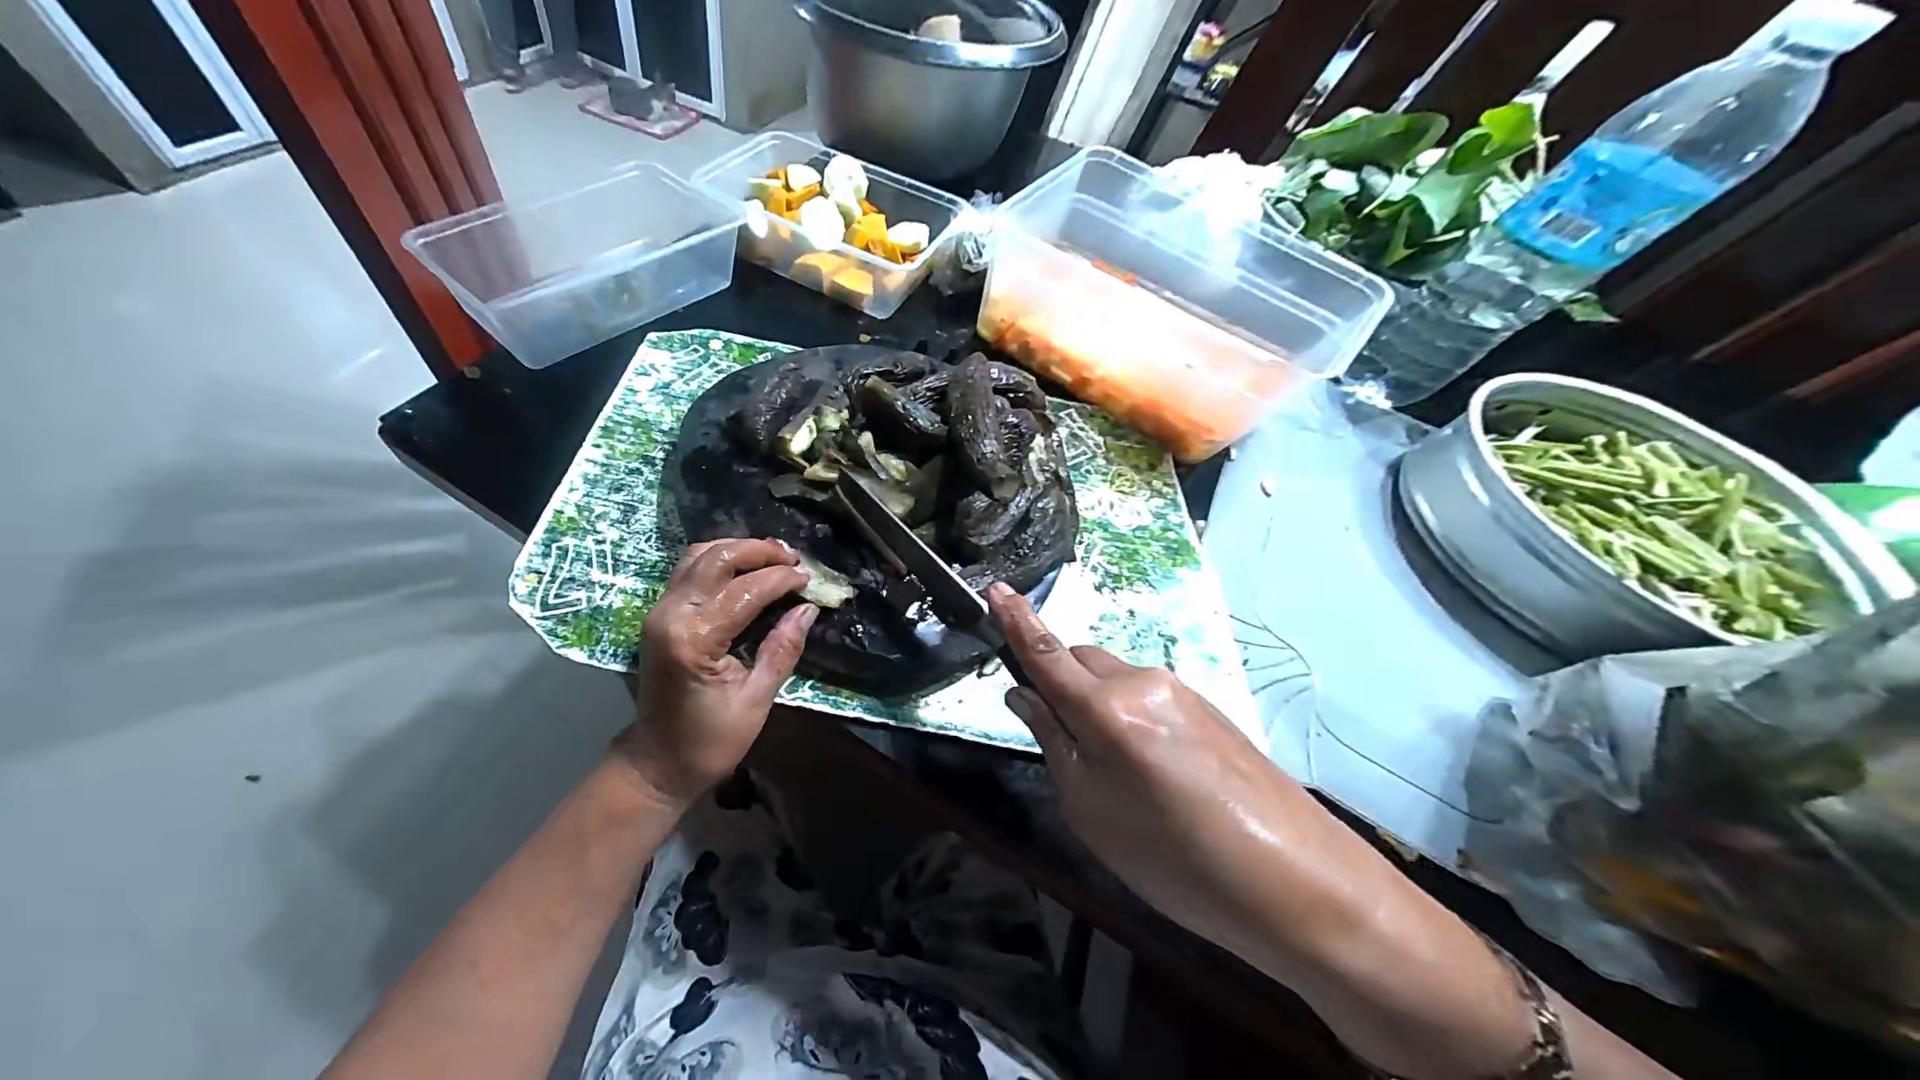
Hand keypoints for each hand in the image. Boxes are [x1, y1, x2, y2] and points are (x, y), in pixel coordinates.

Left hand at [613, 539, 815, 808]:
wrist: (657, 764)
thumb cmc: (710, 741)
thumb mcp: (757, 699)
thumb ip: (782, 649)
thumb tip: (807, 608)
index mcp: (694, 639)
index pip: (745, 590)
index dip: (782, 578)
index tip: (810, 578)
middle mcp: (671, 615)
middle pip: (717, 558)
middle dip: (760, 551)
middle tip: (794, 558)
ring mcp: (660, 612)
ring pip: (699, 556)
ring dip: (738, 550)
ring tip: (774, 558)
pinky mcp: (659, 615)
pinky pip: (690, 571)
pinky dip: (720, 561)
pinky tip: (746, 569)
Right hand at [988, 584, 1546, 1079]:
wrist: (1293, 881)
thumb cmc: (1172, 858)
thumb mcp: (1090, 812)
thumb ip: (1052, 743)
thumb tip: (1024, 695)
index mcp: (1104, 708)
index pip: (1046, 652)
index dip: (1016, 620)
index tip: (994, 589)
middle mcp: (1141, 682)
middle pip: (1080, 659)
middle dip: (1057, 678)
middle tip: (1055, 732)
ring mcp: (1181, 690)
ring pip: (1113, 678)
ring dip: (1094, 703)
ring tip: (1110, 770)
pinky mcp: (1207, 706)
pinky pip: (1145, 696)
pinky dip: (1126, 716)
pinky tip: (1148, 770)